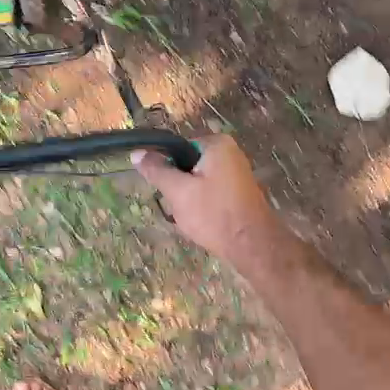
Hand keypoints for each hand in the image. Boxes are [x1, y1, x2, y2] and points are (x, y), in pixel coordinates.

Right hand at [133, 135, 292, 271]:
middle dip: (179, 188)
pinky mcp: (238, 193)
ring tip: (192, 217)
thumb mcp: (178, 191)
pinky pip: (210, 194)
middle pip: (187, 166)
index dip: (167, 169)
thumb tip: (137, 153)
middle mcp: (230, 153)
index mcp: (217, 144)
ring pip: (197, 183)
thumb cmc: (214, 214)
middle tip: (179, 206)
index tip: (166, 190)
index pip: (177, 148)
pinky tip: (203, 223)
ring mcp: (236, 173)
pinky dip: (202, 207)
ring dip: (188, 201)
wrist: (252, 245)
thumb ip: (157, 170)